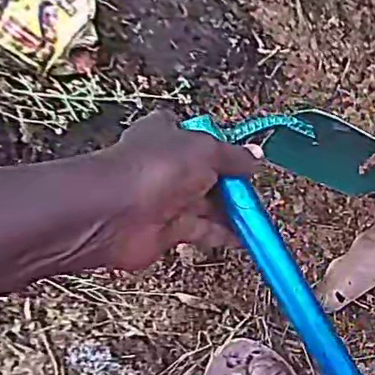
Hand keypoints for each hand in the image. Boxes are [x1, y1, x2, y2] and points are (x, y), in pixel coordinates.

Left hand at [58, 110, 261, 270]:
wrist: (115, 213)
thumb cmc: (157, 169)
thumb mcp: (206, 151)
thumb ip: (234, 156)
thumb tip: (258, 157)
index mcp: (169, 135)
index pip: (201, 138)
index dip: (225, 149)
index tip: (248, 162)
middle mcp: (168, 166)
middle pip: (210, 175)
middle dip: (234, 186)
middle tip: (258, 195)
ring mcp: (169, 199)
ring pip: (210, 205)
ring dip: (234, 213)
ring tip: (259, 220)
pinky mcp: (171, 229)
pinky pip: (205, 230)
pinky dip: (226, 235)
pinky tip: (247, 239)